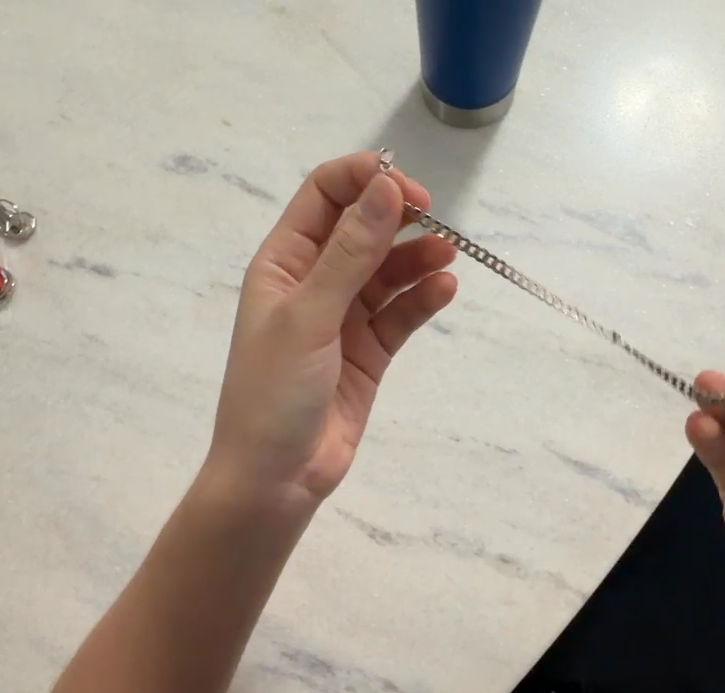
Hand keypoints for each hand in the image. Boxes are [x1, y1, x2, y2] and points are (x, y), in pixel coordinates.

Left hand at [207, 152, 457, 508]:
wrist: (275, 478)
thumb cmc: (274, 394)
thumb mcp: (308, 317)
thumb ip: (350, 254)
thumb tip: (388, 189)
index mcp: (284, 263)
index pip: (325, 196)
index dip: (366, 182)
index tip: (408, 191)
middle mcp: (314, 284)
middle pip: (362, 231)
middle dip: (399, 220)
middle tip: (438, 223)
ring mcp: (344, 320)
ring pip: (386, 273)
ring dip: (417, 259)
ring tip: (450, 256)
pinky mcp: (369, 355)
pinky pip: (399, 316)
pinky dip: (421, 300)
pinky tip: (444, 290)